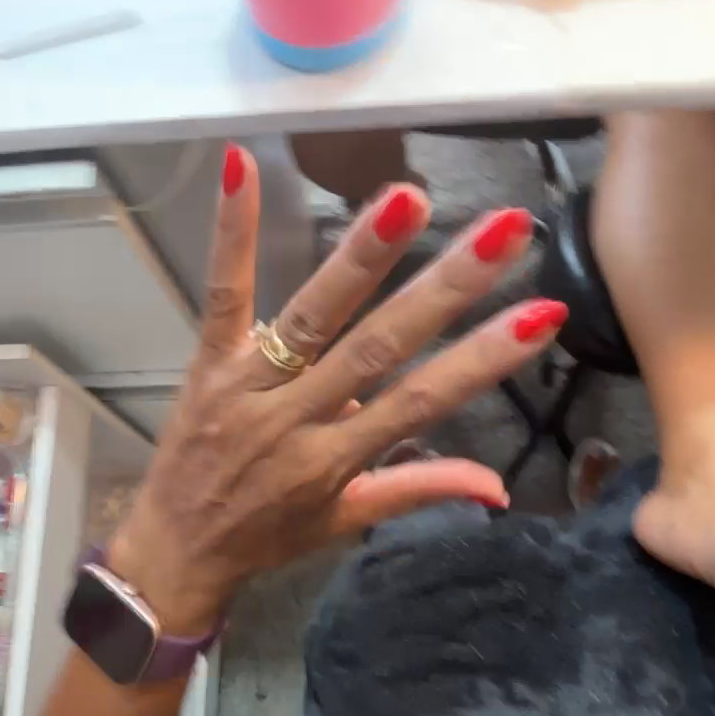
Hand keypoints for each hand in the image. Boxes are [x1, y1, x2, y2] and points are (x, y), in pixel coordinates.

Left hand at [107, 144, 568, 632]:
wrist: (174, 550)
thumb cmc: (266, 536)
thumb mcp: (344, 521)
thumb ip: (417, 489)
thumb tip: (498, 488)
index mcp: (334, 460)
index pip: (419, 404)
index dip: (479, 362)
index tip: (539, 315)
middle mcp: (295, 417)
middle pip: (376, 347)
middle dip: (445, 289)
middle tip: (503, 231)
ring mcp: (247, 383)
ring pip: (310, 316)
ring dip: (360, 256)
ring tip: (408, 199)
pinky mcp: (207, 361)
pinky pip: (222, 294)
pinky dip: (233, 234)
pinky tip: (240, 165)